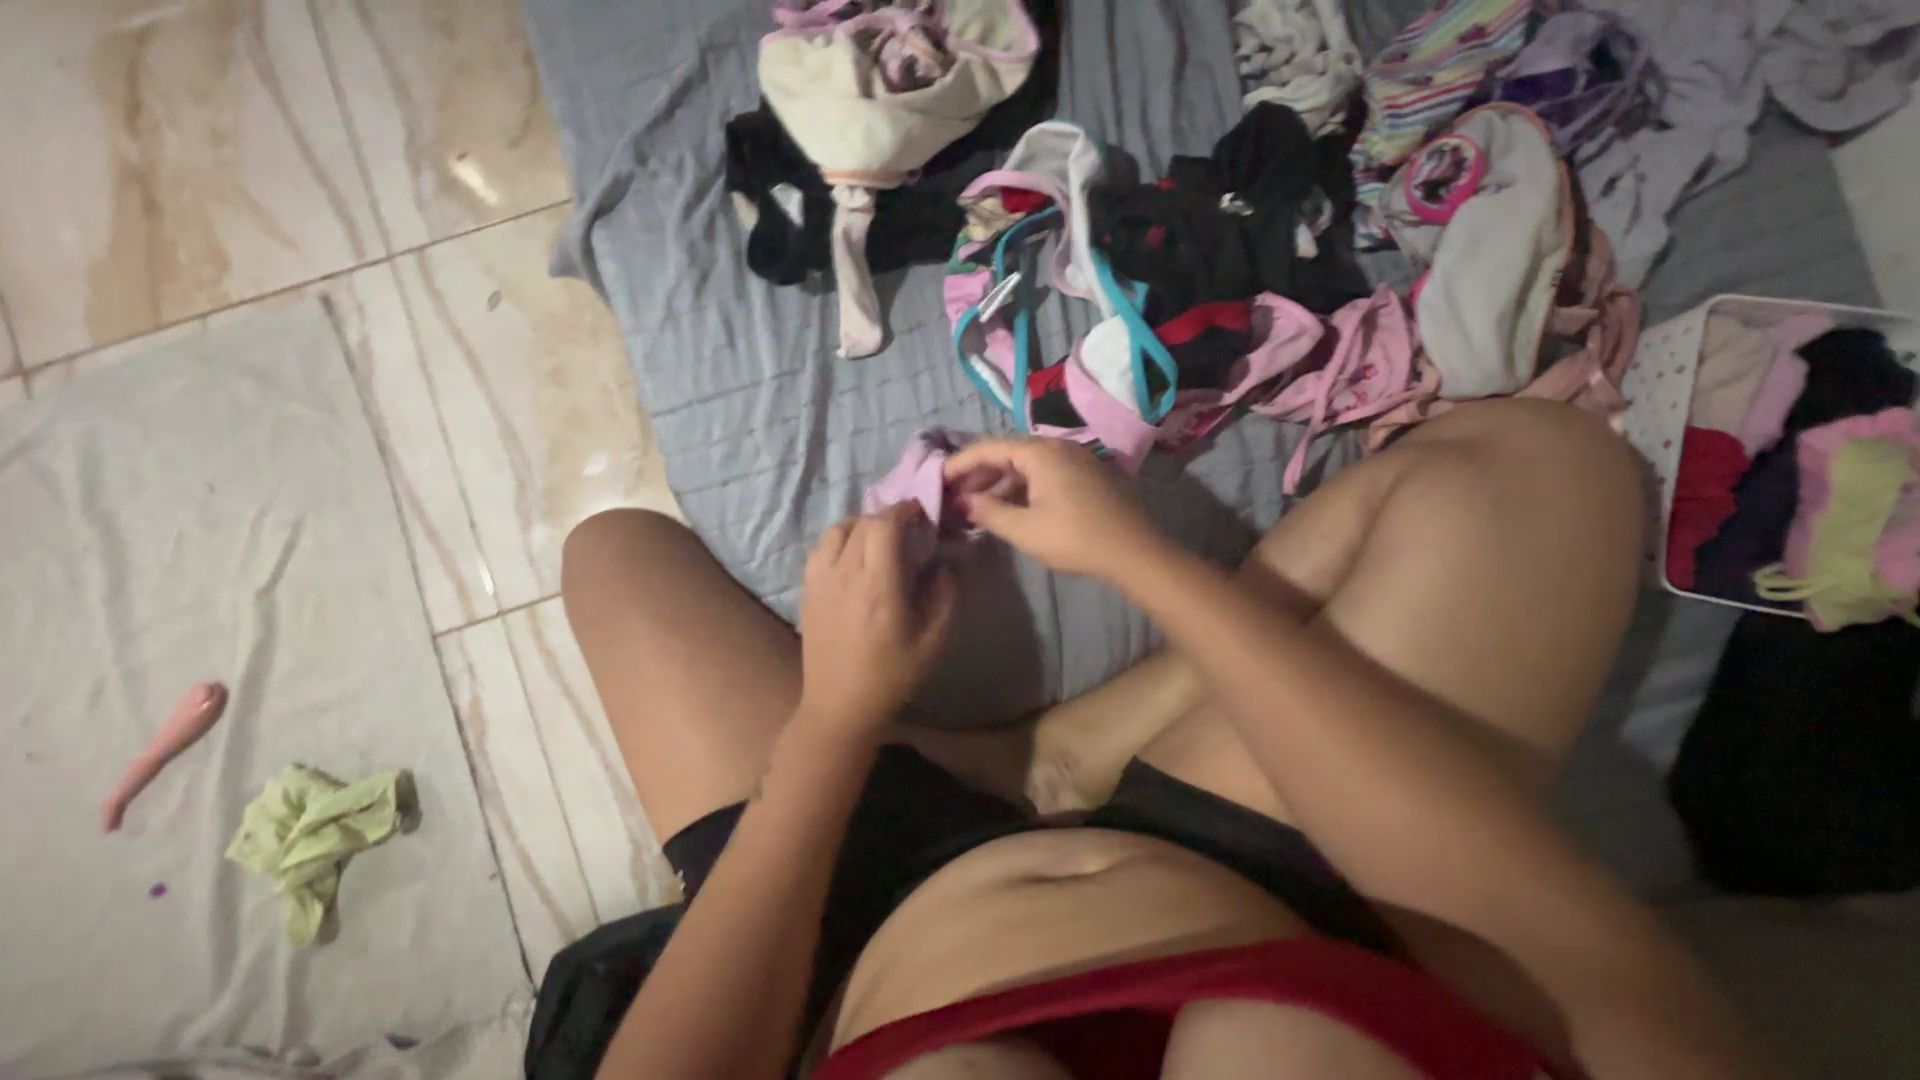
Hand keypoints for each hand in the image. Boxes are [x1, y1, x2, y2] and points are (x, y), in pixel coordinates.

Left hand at [797, 503, 957, 732]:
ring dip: (861, 524)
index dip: (904, 510)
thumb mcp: (933, 638)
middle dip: (887, 516)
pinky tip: (854, 557)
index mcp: (878, 583)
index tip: (921, 513)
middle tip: (907, 527)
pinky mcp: (807, 589)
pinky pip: (821, 548)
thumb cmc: (891, 674)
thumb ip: (944, 593)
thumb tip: (943, 561)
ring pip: (837, 530)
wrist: (840, 704)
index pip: (885, 524)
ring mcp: (820, 579)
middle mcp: (845, 573)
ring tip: (878, 538)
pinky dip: (840, 540)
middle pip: (863, 522)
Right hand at [942, 437, 1165, 579]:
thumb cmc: (1075, 538)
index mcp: (1040, 453)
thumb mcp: (1025, 530)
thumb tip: (962, 502)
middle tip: (955, 494)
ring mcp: (1077, 458)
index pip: (989, 447)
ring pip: (1028, 464)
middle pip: (1008, 452)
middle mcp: (1058, 446)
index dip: (960, 463)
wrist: (1135, 551)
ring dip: (1001, 482)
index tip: (938, 479)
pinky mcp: (1088, 474)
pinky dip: (1023, 486)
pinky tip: (1012, 508)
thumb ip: (989, 512)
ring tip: (979, 506)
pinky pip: (1046, 472)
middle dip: (979, 473)